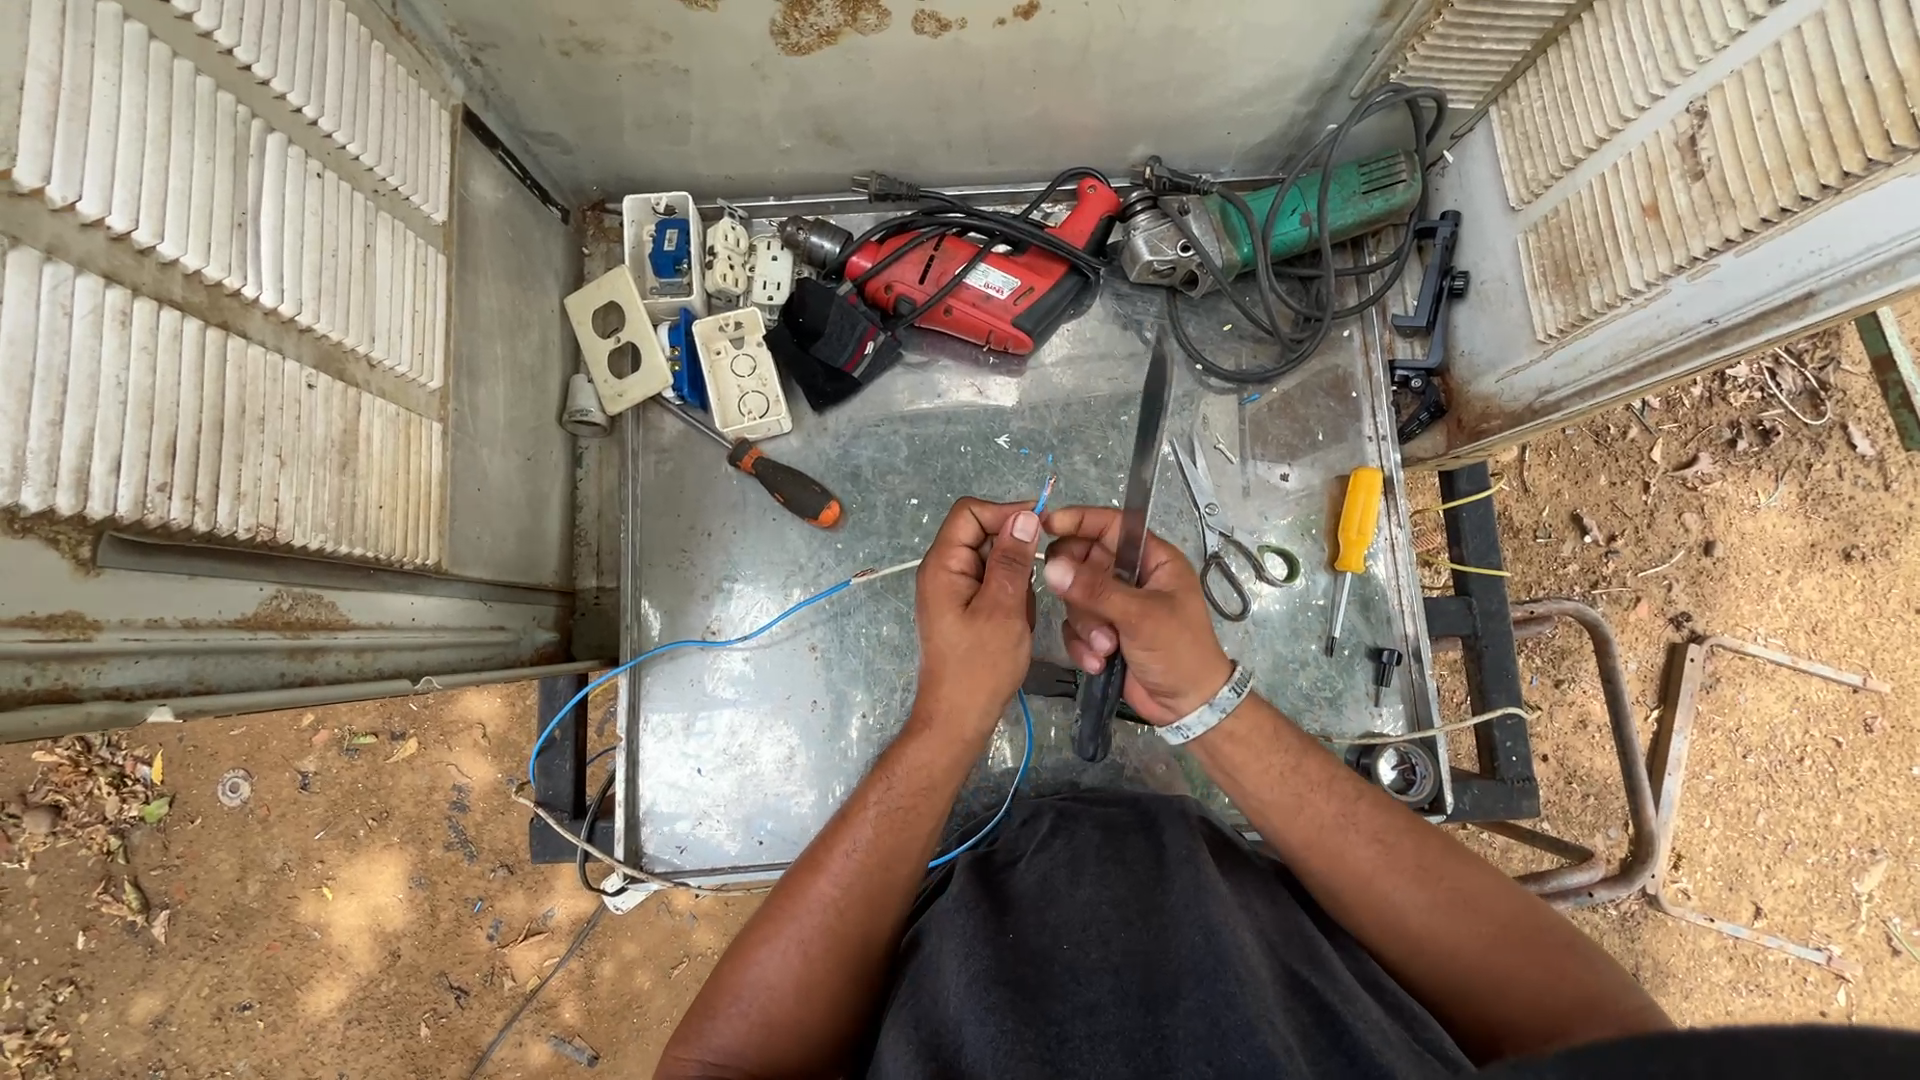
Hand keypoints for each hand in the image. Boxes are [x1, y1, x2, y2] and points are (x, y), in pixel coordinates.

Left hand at [912, 498, 1043, 737]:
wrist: (958, 717)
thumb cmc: (980, 666)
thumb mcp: (1003, 609)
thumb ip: (1012, 560)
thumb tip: (1025, 516)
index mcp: (943, 565)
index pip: (970, 513)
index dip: (1005, 513)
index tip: (1041, 528)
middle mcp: (942, 571)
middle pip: (981, 535)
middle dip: (1013, 555)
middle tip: (1033, 585)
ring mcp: (952, 591)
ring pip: (992, 563)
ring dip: (1015, 582)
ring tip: (1021, 615)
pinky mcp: (963, 608)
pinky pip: (991, 587)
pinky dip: (1010, 600)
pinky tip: (1017, 625)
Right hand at [1040, 505, 1232, 725]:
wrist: (1188, 707)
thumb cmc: (1180, 651)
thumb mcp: (1140, 616)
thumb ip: (1095, 590)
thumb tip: (1052, 567)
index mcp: (1153, 559)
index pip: (1111, 525)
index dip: (1079, 521)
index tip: (1045, 525)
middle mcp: (1131, 576)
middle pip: (1083, 561)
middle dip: (1079, 589)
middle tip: (1074, 601)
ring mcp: (1115, 604)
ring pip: (1075, 598)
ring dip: (1086, 626)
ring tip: (1107, 647)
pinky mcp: (1102, 632)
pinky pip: (1075, 626)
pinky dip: (1082, 645)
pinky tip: (1100, 662)